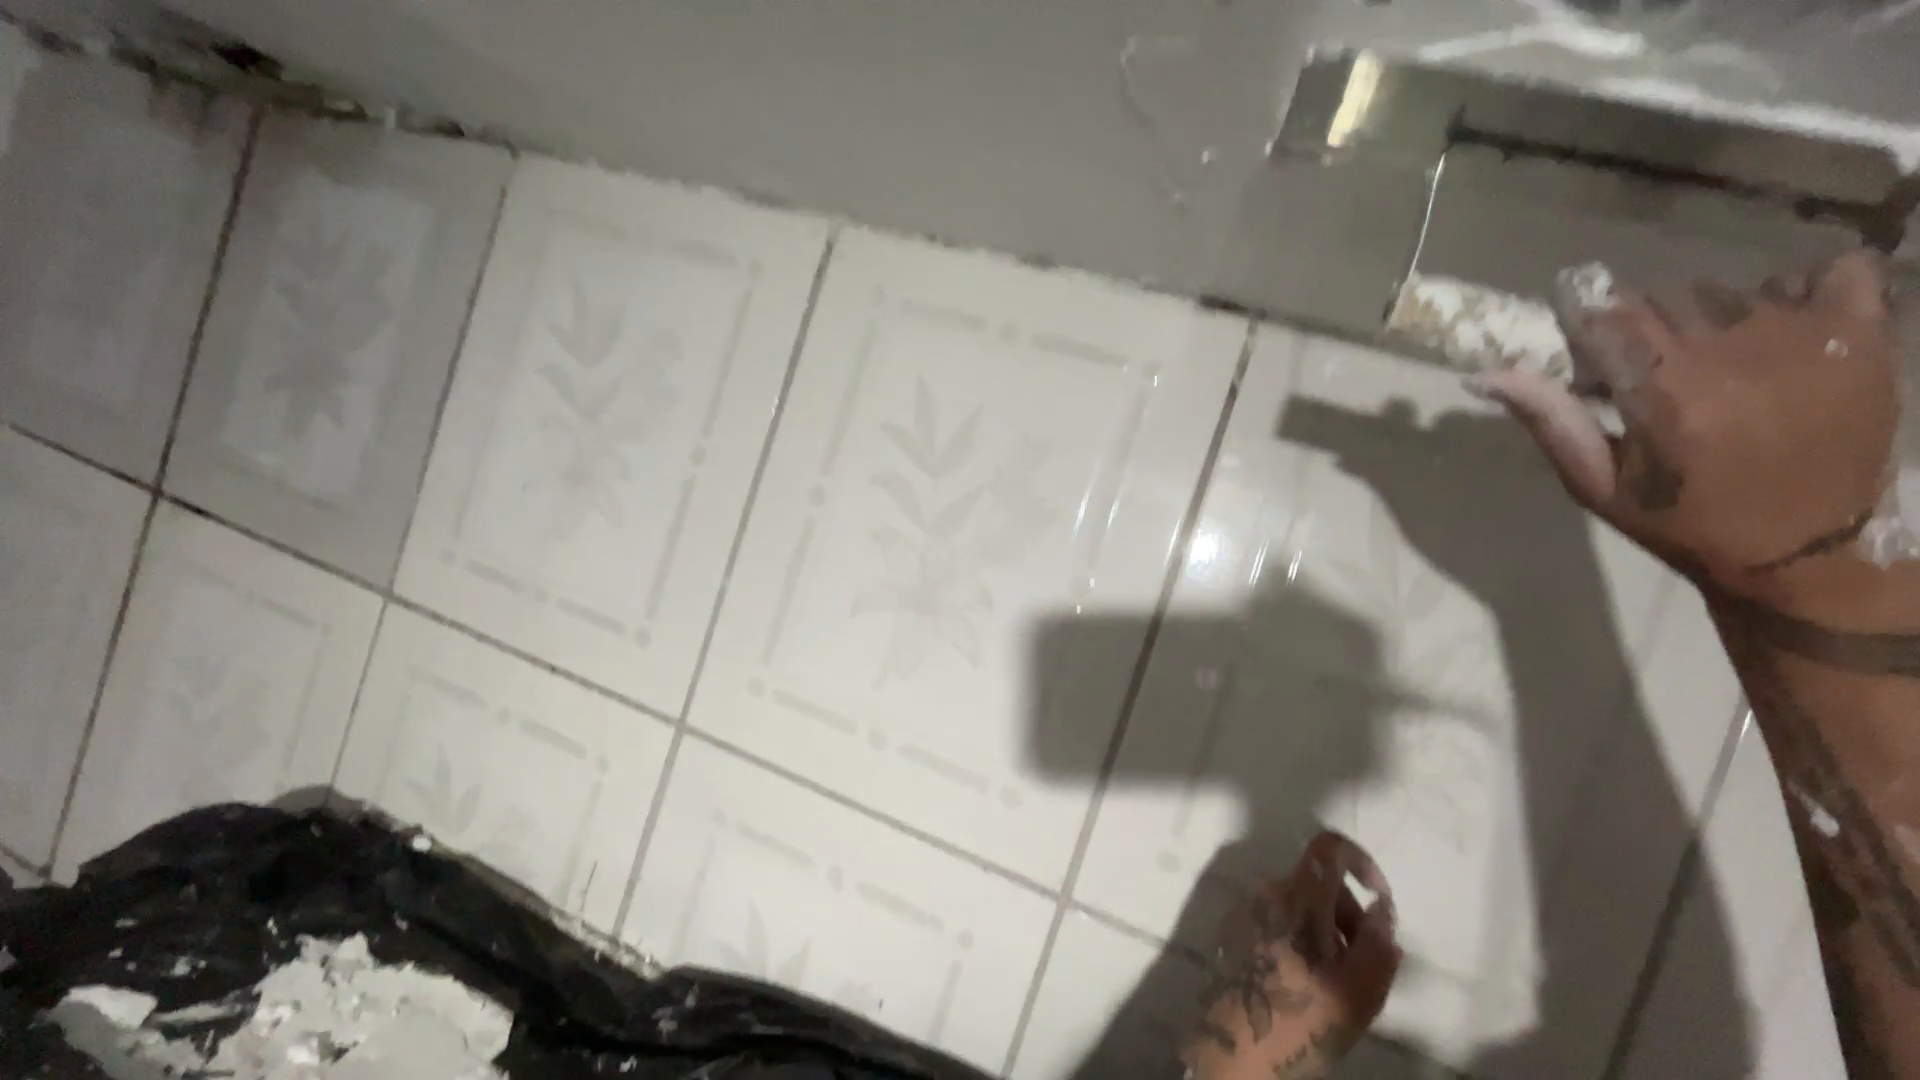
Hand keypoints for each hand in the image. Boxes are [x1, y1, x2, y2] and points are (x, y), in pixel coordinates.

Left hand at [1184, 831, 1399, 1079]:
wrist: (1233, 1052)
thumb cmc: (1301, 1019)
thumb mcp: (1360, 990)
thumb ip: (1379, 944)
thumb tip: (1382, 909)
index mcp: (1296, 896)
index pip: (1329, 847)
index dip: (1362, 862)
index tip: (1379, 901)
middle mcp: (1265, 892)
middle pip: (1317, 880)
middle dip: (1348, 912)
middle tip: (1361, 962)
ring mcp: (1244, 911)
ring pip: (1297, 902)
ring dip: (1325, 929)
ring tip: (1335, 979)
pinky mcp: (1232, 933)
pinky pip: (1276, 919)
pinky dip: (1298, 937)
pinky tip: (1305, 981)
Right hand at [1469, 251, 1901, 623]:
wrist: (1808, 551)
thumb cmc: (1686, 522)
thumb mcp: (1599, 483)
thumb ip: (1549, 420)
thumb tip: (1483, 374)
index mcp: (1666, 393)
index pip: (1607, 314)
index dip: (1587, 327)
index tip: (1588, 357)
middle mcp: (1735, 352)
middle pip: (1662, 296)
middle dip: (1639, 328)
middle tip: (1644, 374)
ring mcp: (1807, 337)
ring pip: (1729, 289)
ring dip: (1705, 319)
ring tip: (1712, 366)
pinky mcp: (1865, 335)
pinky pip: (1830, 271)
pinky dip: (1799, 290)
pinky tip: (1782, 329)